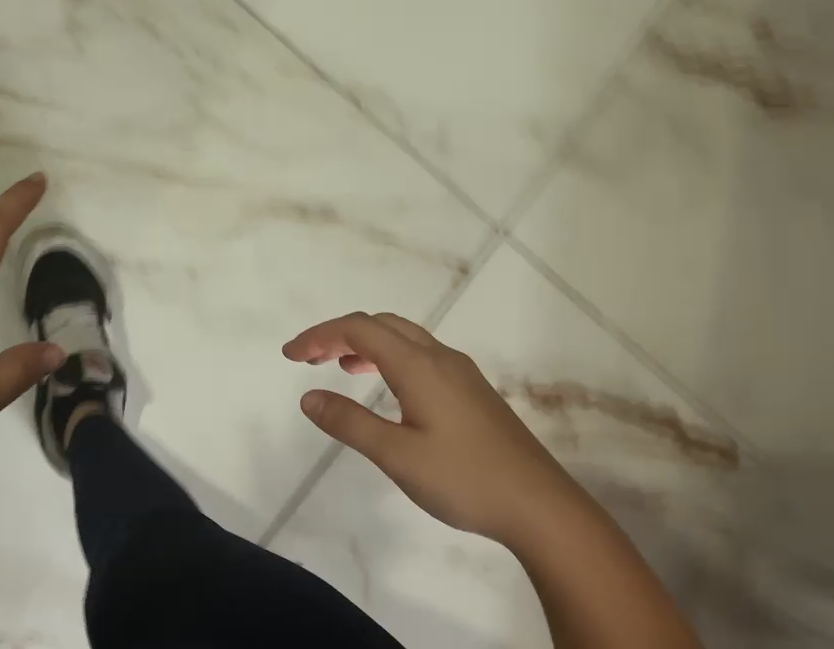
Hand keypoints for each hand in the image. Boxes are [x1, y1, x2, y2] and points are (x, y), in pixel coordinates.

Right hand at [284, 312, 585, 546]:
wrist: (543, 508)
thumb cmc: (465, 479)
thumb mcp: (397, 456)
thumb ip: (350, 423)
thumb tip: (308, 397)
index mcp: (418, 365)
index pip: (358, 329)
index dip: (319, 334)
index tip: (290, 354)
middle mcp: (440, 358)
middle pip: (381, 325)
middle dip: (340, 334)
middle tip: (310, 359)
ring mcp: (462, 373)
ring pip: (404, 338)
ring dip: (367, 344)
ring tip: (341, 366)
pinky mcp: (474, 392)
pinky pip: (422, 355)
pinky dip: (391, 358)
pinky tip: (389, 389)